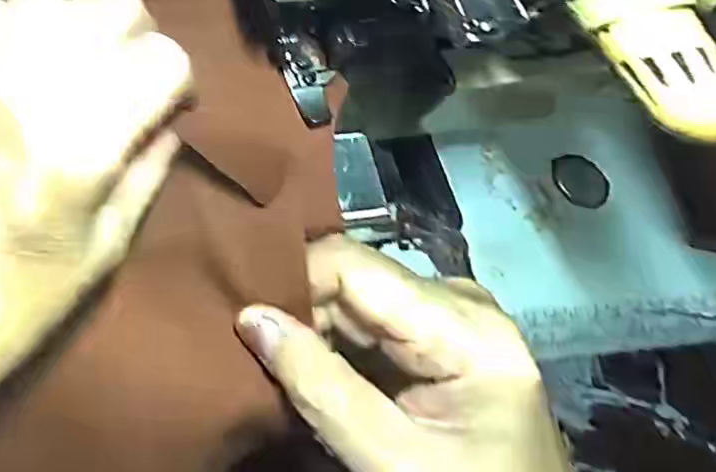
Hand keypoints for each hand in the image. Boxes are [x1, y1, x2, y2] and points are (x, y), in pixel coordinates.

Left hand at [0, 0, 191, 467]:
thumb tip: (165, 118)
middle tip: (121, 75)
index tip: (165, 106)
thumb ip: (145, 171)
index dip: (176, 83)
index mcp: (89, 134)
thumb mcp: (100, 252)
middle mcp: (39, 73)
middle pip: (118, 1)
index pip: (166, 57)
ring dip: (76, 13)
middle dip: (135, 36)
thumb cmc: (1, 307)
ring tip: (68, 53)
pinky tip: (12, 30)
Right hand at [236, 236, 568, 471]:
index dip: (293, 281)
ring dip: (314, 327)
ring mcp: (454, 317)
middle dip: (302, 309)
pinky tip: (314, 367)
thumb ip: (320, 387)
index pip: (350, 264)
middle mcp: (461, 301)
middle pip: (352, 277)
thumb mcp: (394, 464)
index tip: (250, 320)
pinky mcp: (442, 338)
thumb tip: (250, 316)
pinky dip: (336, 343)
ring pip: (354, 296)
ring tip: (280, 359)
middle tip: (258, 345)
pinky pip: (370, 320)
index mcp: (466, 325)